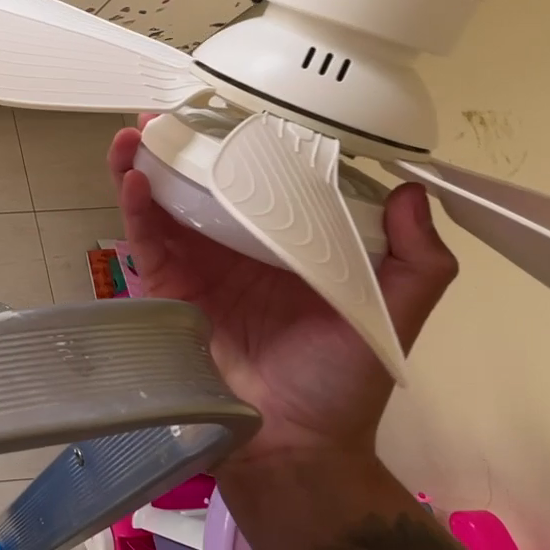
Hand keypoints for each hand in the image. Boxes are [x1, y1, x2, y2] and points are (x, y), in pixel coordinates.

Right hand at [108, 118, 458, 466]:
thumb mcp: (391, 315)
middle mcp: (230, 243)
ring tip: (138, 129)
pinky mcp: (162, 282)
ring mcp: (191, 260)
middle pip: (196, 181)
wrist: (292, 439)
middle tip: (168, 111)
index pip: (256, 181)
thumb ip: (416, 262)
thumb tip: (415, 193)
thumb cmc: (341, 378)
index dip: (239, 143)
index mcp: (279, 242)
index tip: (231, 109)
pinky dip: (134, 204)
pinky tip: (134, 176)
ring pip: (159, 198)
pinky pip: (143, 235)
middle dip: (179, 144)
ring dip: (143, 162)